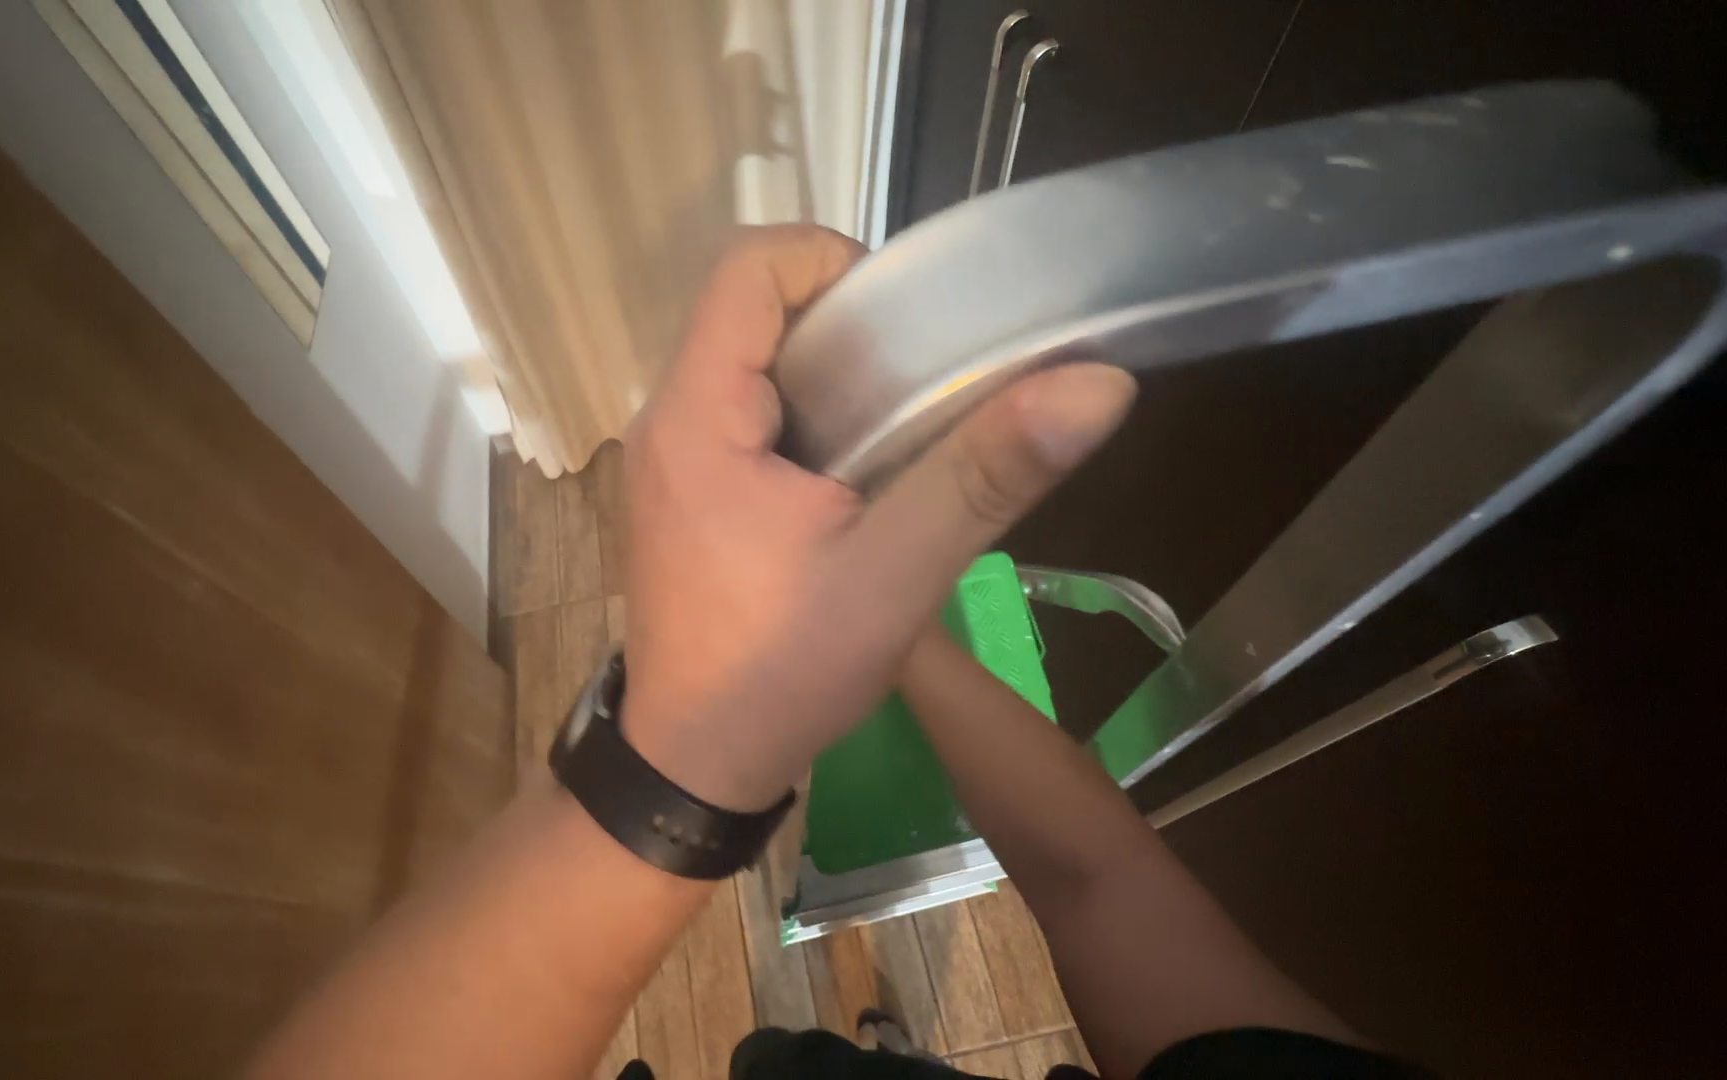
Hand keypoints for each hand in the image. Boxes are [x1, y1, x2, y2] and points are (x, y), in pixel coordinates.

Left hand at [618, 225, 1135, 808]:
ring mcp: (669, 459)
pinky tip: (857, 479)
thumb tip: (1096, 383)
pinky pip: (744, 418)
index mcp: (697, 415)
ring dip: (831, 380)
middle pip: (754, 313)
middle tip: (924, 387)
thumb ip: (985, 475)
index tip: (906, 324)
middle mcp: (667, 420)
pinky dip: (806, 421)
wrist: (698, 762)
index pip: (748, 267)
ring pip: (752, 366)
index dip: (833, 262)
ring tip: (902, 434)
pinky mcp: (683, 494)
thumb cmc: (782, 672)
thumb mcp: (895, 573)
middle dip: (846, 328)